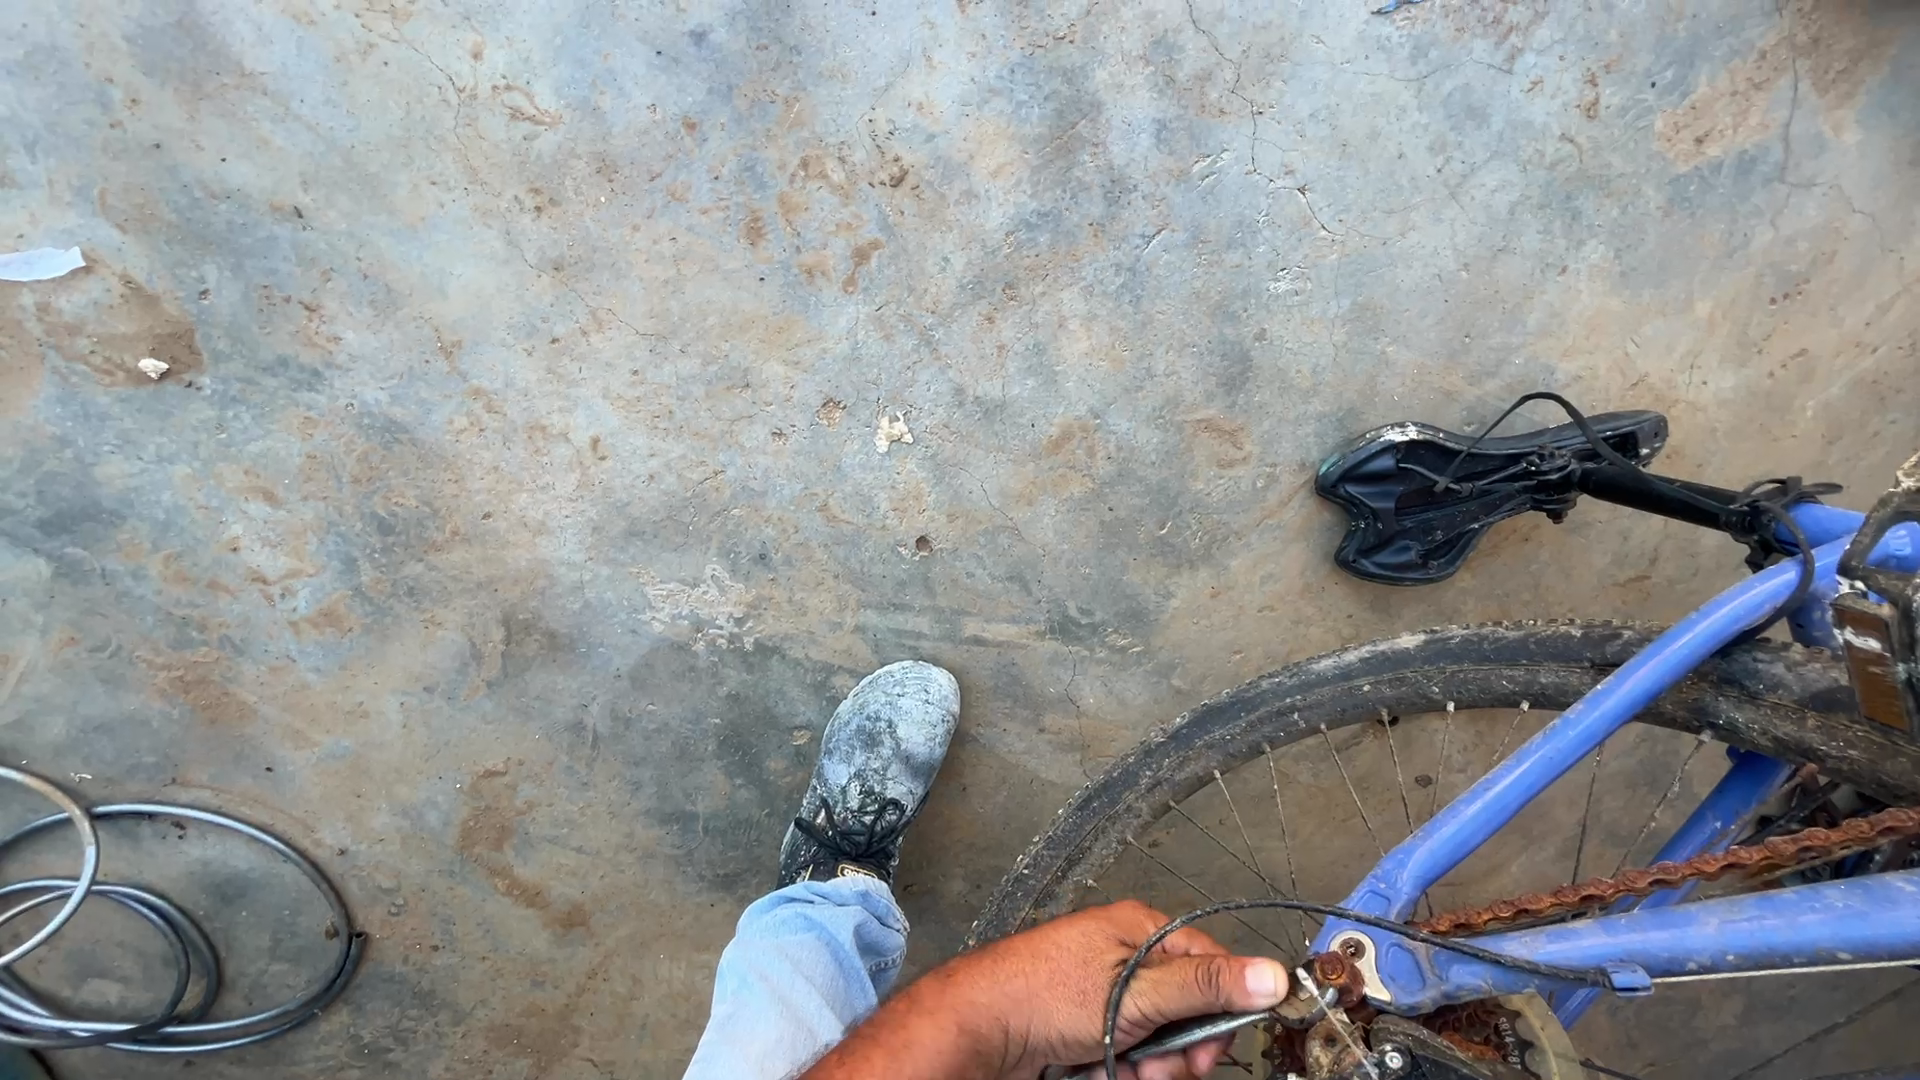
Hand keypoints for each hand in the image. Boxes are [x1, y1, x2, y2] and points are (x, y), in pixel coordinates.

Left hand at [950, 901, 1289, 1078]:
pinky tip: (1096, 1070)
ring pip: (1159, 1039)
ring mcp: (1108, 989)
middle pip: (1186, 1009)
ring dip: (1147, 1066)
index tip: (1206, 1054)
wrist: (983, 1024)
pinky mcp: (1091, 1021)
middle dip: (1175, 1051)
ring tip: (1114, 1069)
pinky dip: (1121, 1067)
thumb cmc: (1053, 994)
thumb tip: (1275, 973)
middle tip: (1151, 1069)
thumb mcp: (1134, 993)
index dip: (1219, 1013)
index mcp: (1141, 929)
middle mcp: (1128, 954)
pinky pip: (1129, 1050)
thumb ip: (1204, 987)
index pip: (1210, 965)